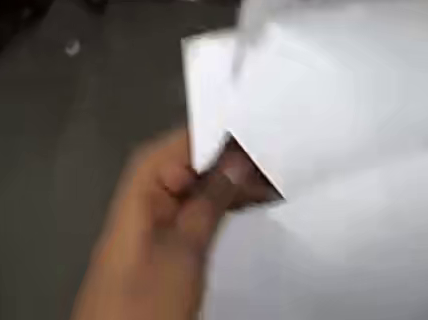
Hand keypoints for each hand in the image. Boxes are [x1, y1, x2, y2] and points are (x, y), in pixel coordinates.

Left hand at [71, 130, 269, 319]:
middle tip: (283, 161)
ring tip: (278, 179)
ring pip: (205, 181)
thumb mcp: (185, 248)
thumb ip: (213, 197)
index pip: (195, 135)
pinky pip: (201, 203)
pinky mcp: (168, 231)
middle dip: (239, 159)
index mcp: (148, 170)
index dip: (232, 132)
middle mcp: (152, 179)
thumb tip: (239, 157)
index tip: (269, 131)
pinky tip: (255, 202)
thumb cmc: (144, 296)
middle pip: (201, 156)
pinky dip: (227, 203)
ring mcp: (159, 206)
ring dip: (237, 182)